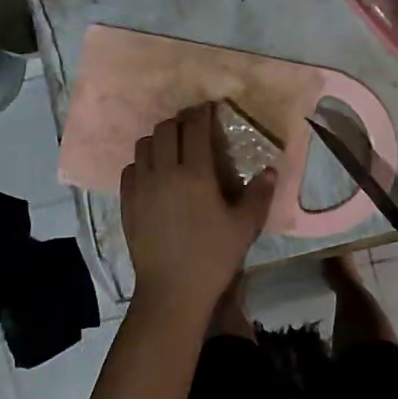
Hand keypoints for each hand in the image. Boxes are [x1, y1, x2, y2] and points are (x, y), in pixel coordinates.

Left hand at [120, 104, 276, 318]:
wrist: (171, 290)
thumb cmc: (212, 258)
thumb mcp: (244, 227)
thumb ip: (259, 195)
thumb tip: (271, 169)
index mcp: (194, 173)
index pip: (194, 128)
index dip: (201, 113)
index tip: (208, 108)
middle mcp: (163, 171)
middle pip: (165, 129)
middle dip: (179, 122)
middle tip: (192, 127)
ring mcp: (141, 185)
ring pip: (143, 144)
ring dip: (158, 139)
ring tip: (171, 147)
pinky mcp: (126, 201)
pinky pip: (130, 168)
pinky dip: (142, 162)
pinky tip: (153, 173)